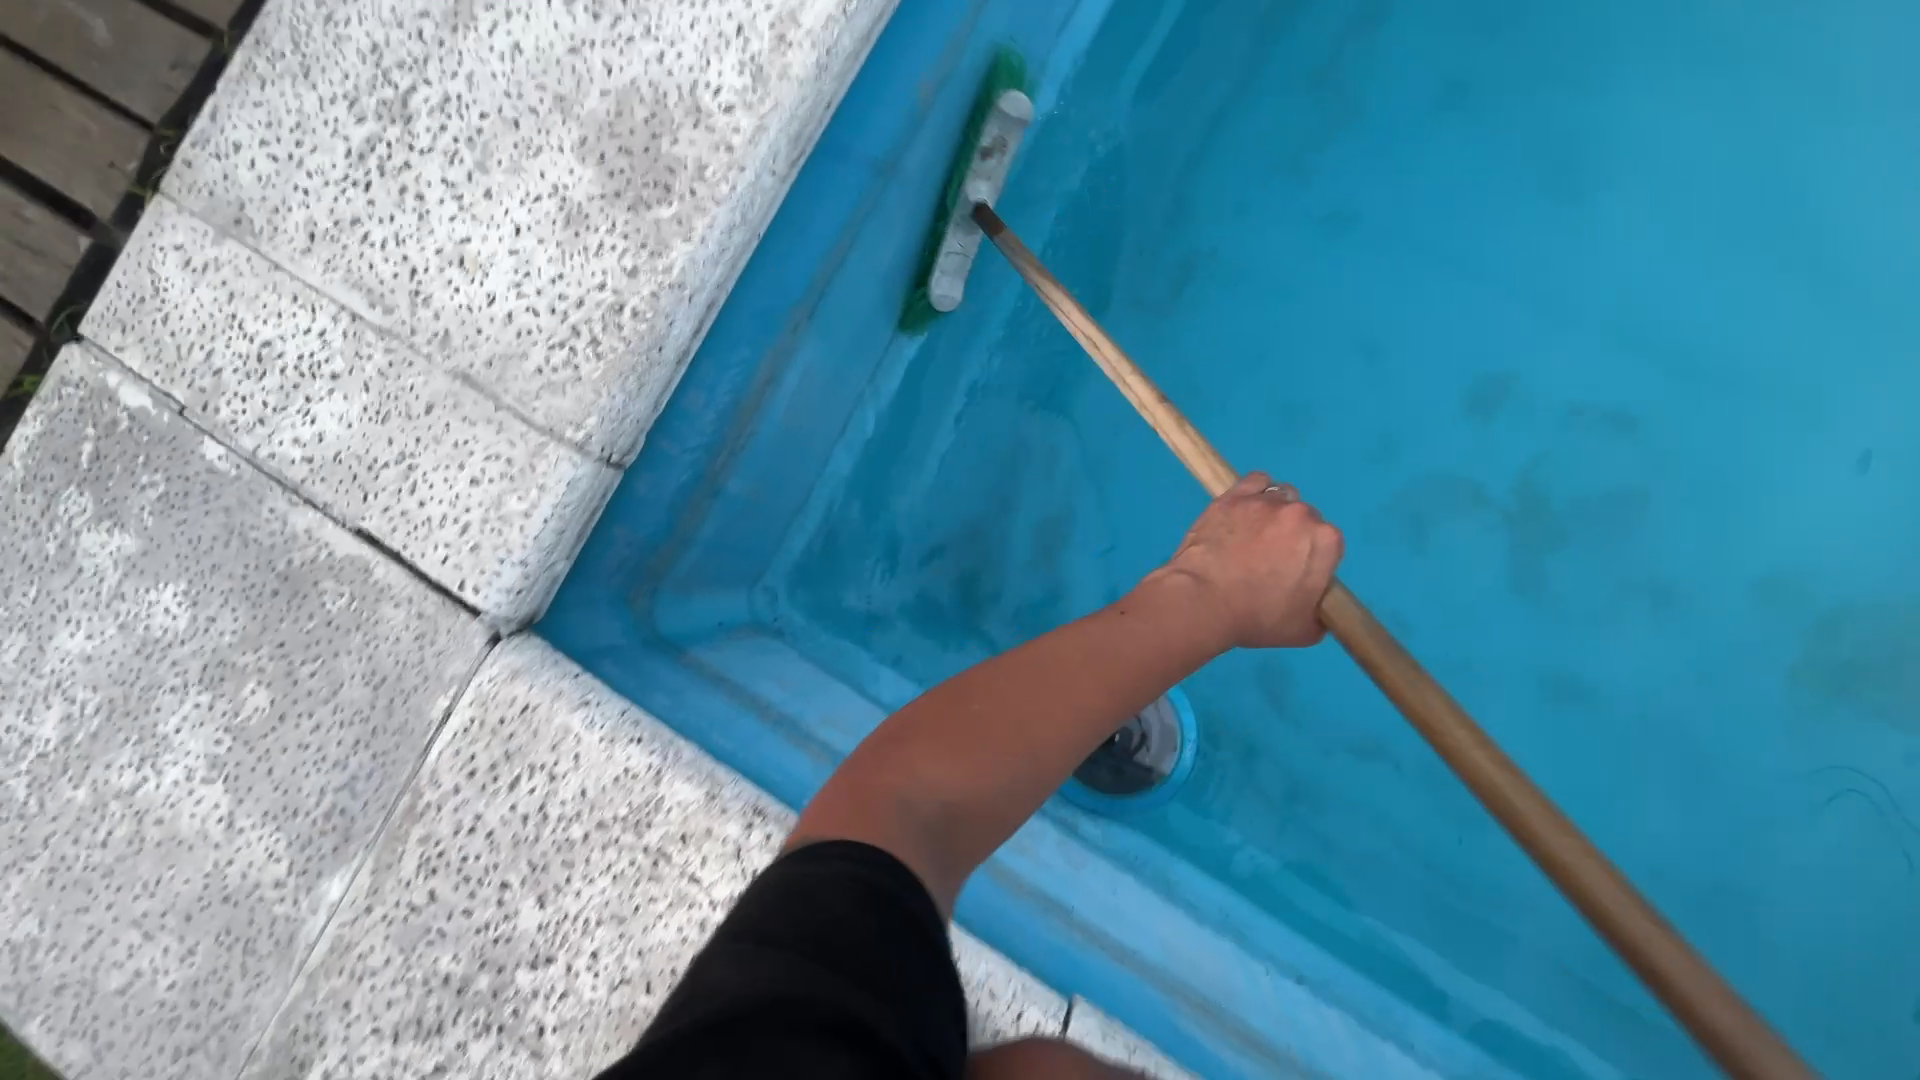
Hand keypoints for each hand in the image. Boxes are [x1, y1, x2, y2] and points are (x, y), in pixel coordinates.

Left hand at [1153, 471, 1342, 648]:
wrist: (1202, 600)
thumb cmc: (1256, 618)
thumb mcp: (1304, 631)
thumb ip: (1320, 614)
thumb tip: (1319, 610)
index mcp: (1326, 541)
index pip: (1328, 543)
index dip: (1311, 558)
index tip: (1292, 573)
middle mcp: (1301, 514)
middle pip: (1305, 518)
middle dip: (1291, 535)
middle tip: (1268, 558)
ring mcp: (1265, 502)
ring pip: (1281, 497)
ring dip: (1274, 512)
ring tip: (1254, 533)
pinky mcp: (1233, 496)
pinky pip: (1255, 481)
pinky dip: (1254, 491)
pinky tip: (1244, 508)